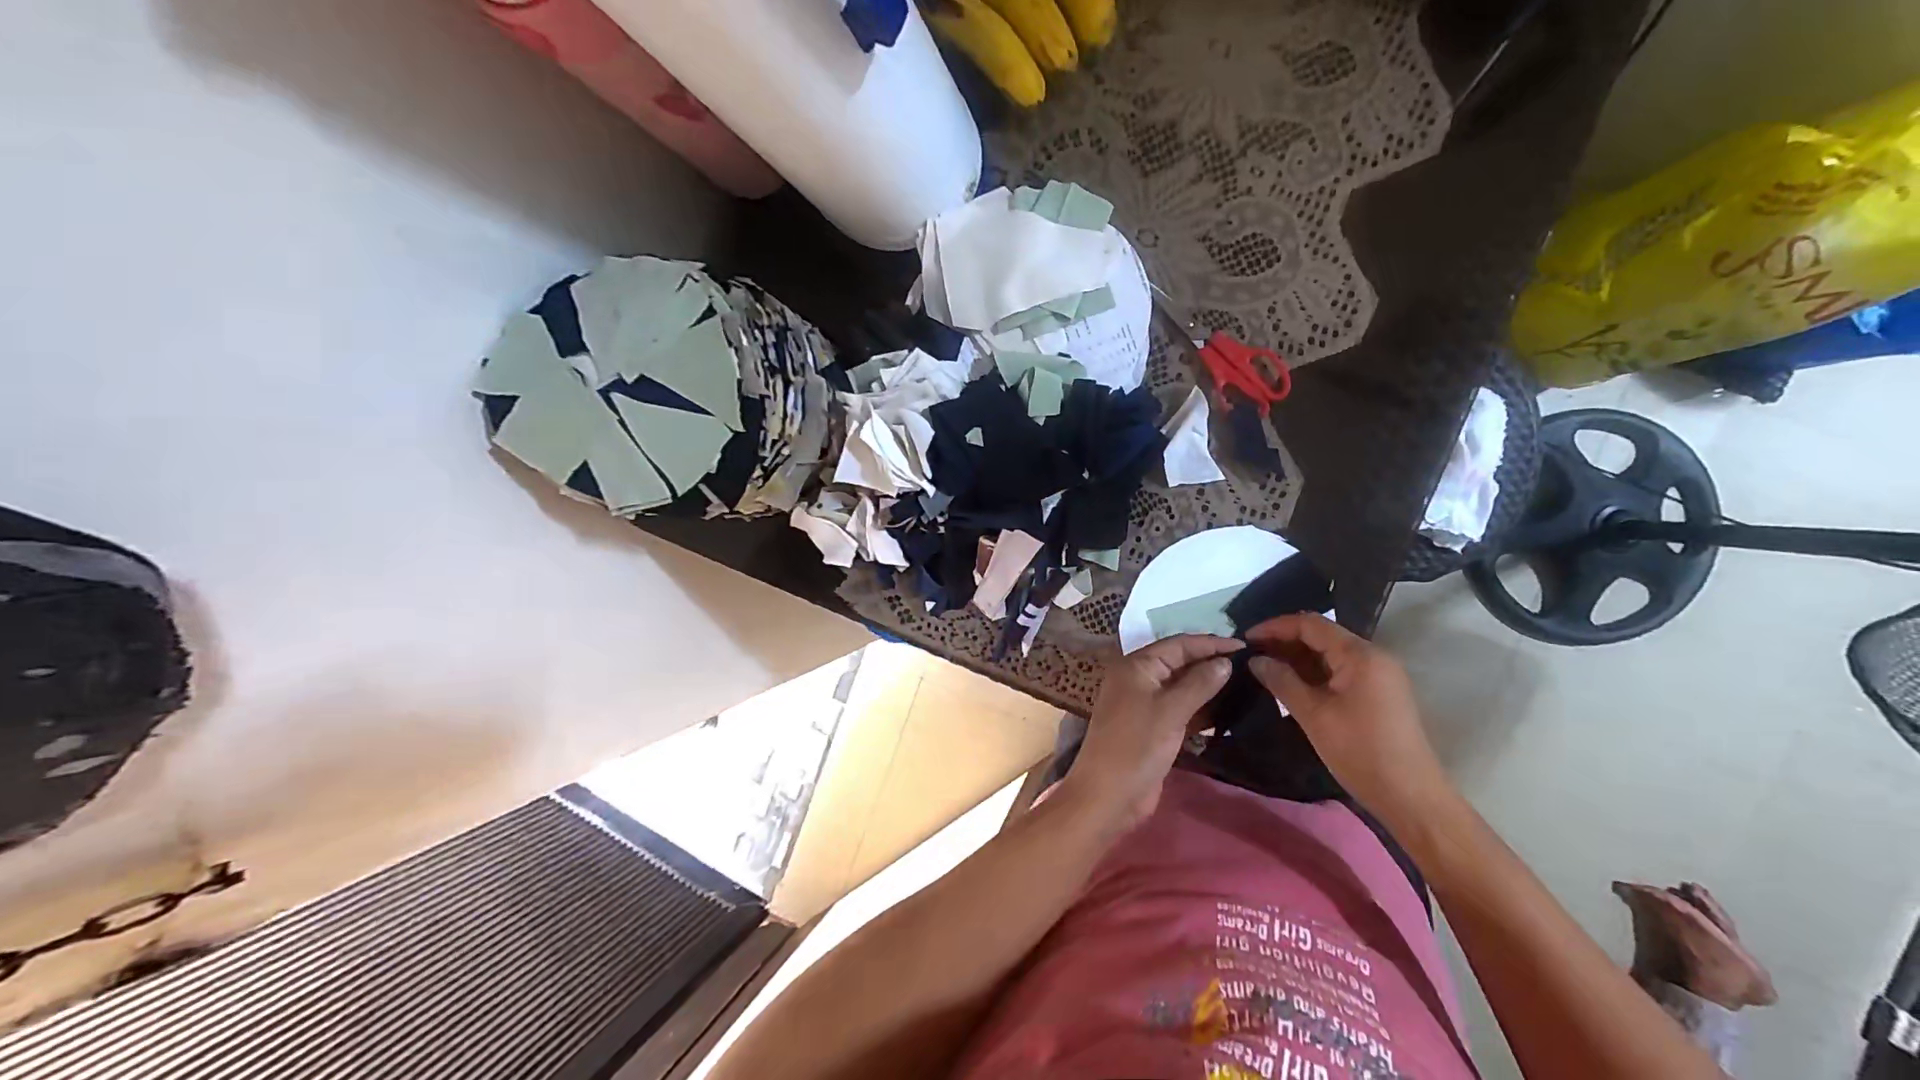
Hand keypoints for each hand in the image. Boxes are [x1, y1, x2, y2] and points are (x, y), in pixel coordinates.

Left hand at [1062, 635, 1241, 827]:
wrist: (1109, 794)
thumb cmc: (1137, 745)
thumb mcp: (1171, 710)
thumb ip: (1199, 683)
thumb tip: (1225, 661)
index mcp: (1135, 666)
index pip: (1178, 644)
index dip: (1211, 643)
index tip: (1245, 645)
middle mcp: (1138, 679)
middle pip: (1179, 662)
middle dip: (1210, 661)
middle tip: (1249, 663)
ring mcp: (1144, 703)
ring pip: (1181, 686)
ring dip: (1208, 684)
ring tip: (1246, 682)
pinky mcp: (1152, 727)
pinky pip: (1180, 708)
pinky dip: (1201, 707)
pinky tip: (1228, 708)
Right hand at [1245, 613, 1450, 823]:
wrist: (1409, 796)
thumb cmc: (1360, 751)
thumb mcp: (1313, 714)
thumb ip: (1281, 681)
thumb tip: (1255, 660)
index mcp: (1360, 655)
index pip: (1311, 624)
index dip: (1275, 626)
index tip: (1246, 638)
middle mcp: (1373, 657)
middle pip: (1322, 635)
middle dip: (1284, 641)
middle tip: (1251, 654)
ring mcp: (1378, 675)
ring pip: (1329, 654)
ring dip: (1297, 657)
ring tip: (1263, 667)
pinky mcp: (1377, 693)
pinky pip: (1339, 671)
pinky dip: (1313, 672)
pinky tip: (1290, 683)